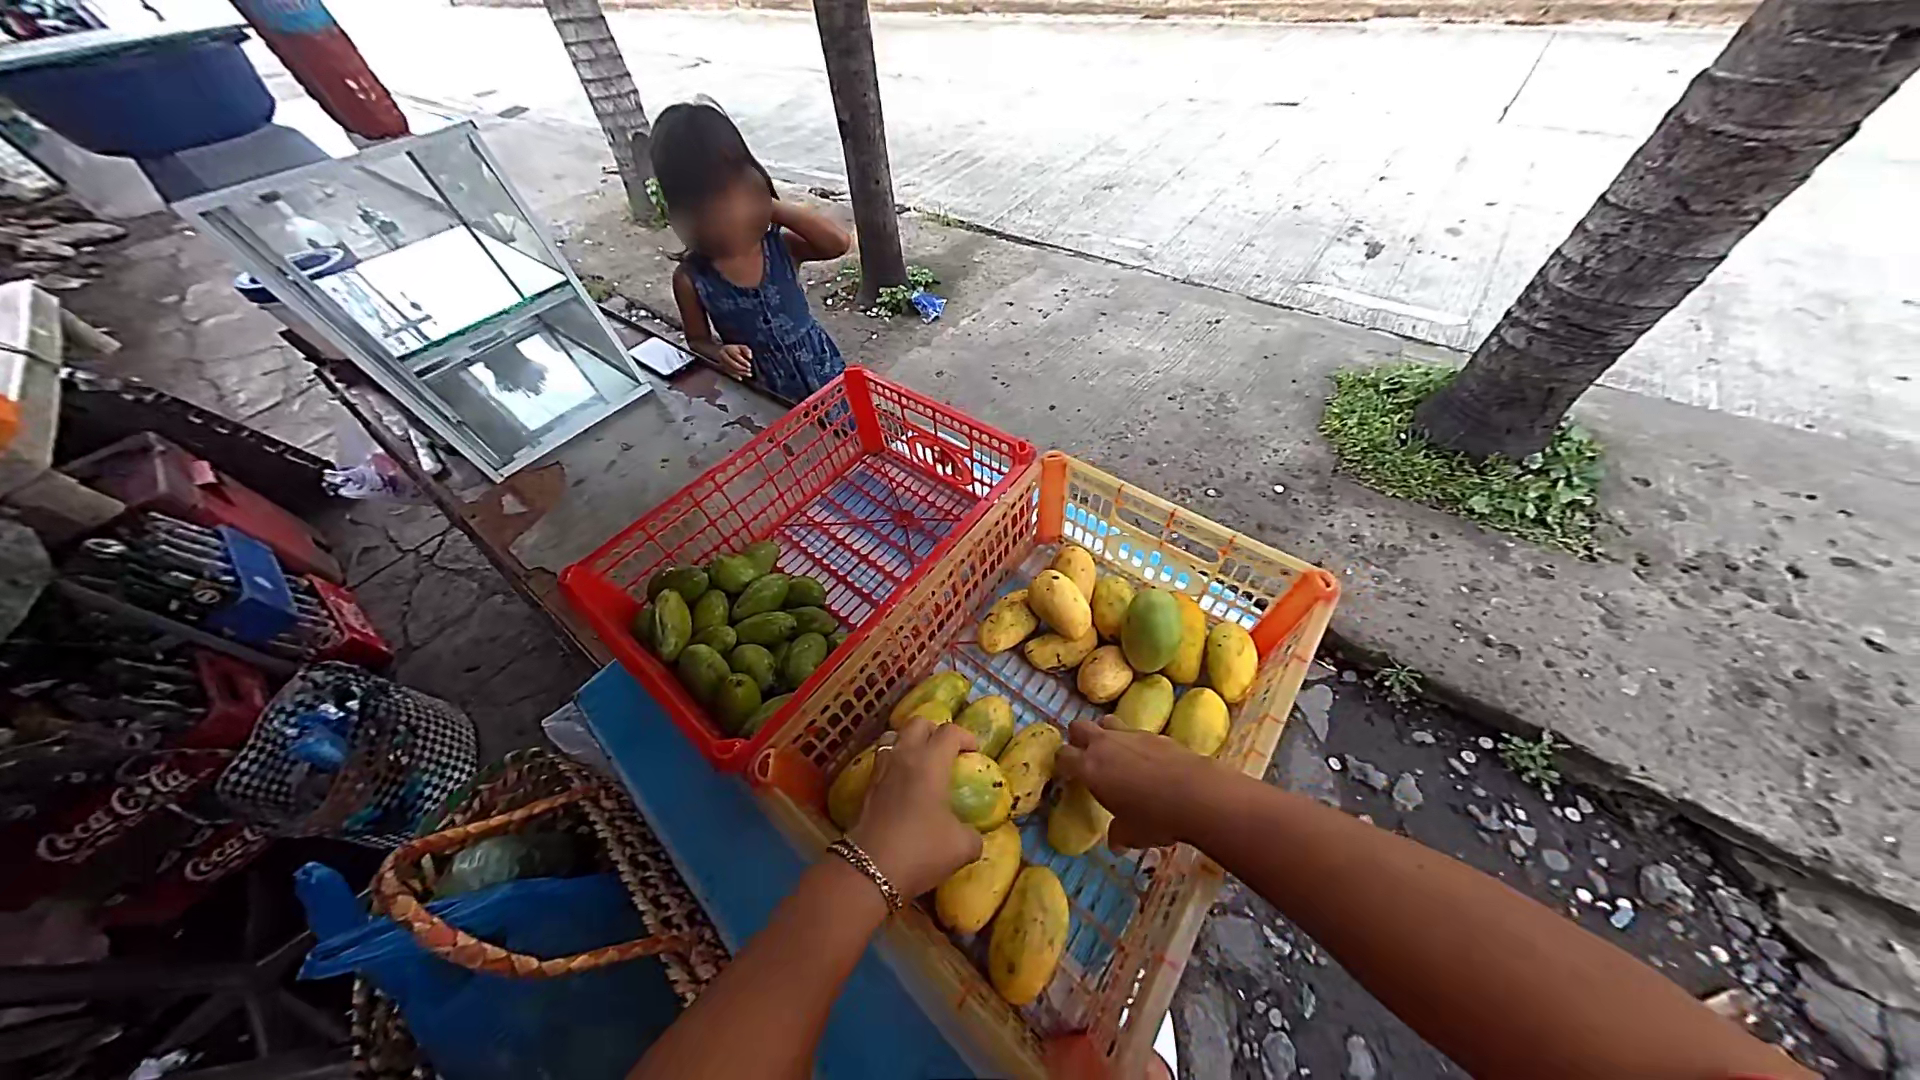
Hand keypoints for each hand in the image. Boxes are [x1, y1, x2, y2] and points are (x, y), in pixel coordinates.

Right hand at [716, 344, 752, 378]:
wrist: (724, 351)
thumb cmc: (735, 350)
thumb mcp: (741, 347)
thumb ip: (746, 350)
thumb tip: (750, 357)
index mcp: (727, 349)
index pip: (735, 355)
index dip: (743, 361)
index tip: (749, 365)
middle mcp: (722, 355)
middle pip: (731, 363)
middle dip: (741, 367)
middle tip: (749, 370)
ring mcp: (721, 362)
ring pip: (730, 369)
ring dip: (740, 373)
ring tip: (748, 374)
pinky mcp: (721, 367)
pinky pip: (728, 373)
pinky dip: (735, 376)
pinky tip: (740, 378)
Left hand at [847, 717, 982, 897]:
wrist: (870, 870)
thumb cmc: (920, 849)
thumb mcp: (962, 846)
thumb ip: (973, 835)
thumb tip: (974, 835)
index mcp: (930, 762)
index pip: (949, 732)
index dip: (965, 736)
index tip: (974, 751)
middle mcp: (904, 757)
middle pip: (917, 723)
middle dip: (934, 730)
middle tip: (946, 750)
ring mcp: (882, 770)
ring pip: (894, 737)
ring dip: (909, 742)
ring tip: (921, 762)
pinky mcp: (867, 787)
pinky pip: (883, 759)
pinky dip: (895, 762)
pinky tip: (903, 785)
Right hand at [1054, 717, 1217, 849]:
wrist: (1197, 794)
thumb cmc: (1155, 818)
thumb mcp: (1132, 833)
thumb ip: (1119, 834)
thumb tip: (1116, 844)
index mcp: (1090, 767)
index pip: (1063, 756)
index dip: (1062, 763)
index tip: (1068, 774)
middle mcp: (1104, 745)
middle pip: (1079, 726)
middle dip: (1078, 738)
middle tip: (1086, 757)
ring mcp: (1130, 735)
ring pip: (1107, 722)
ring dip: (1106, 734)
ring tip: (1116, 754)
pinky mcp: (1155, 733)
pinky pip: (1135, 732)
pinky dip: (1135, 743)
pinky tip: (1148, 762)